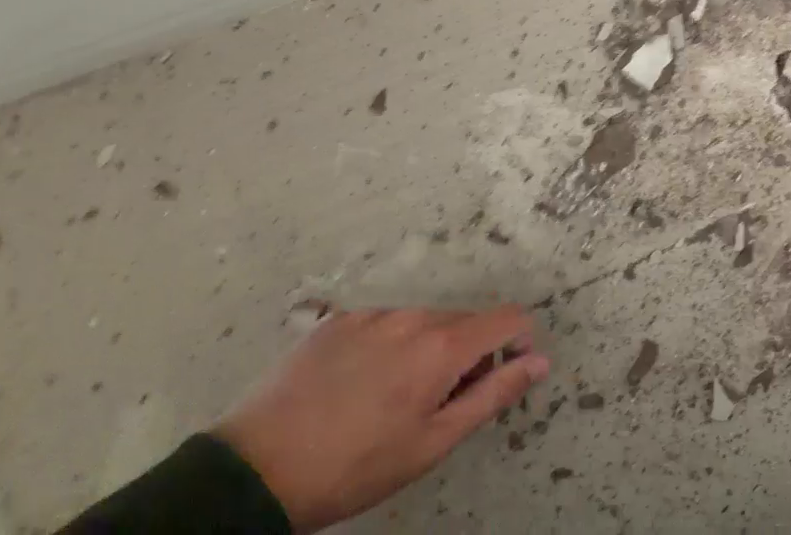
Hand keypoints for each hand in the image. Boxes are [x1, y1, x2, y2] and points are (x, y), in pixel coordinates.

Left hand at [215, 306, 550, 531]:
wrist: (251, 474)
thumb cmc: (354, 466)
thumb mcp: (433, 442)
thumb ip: (494, 394)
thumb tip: (540, 361)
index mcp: (443, 346)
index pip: (510, 318)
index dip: (520, 343)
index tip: (504, 375)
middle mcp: (413, 317)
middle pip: (466, 321)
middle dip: (470, 354)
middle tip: (441, 402)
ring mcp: (370, 316)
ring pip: (424, 321)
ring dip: (429, 348)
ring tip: (394, 396)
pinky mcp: (335, 323)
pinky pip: (383, 324)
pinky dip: (389, 346)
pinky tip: (359, 385)